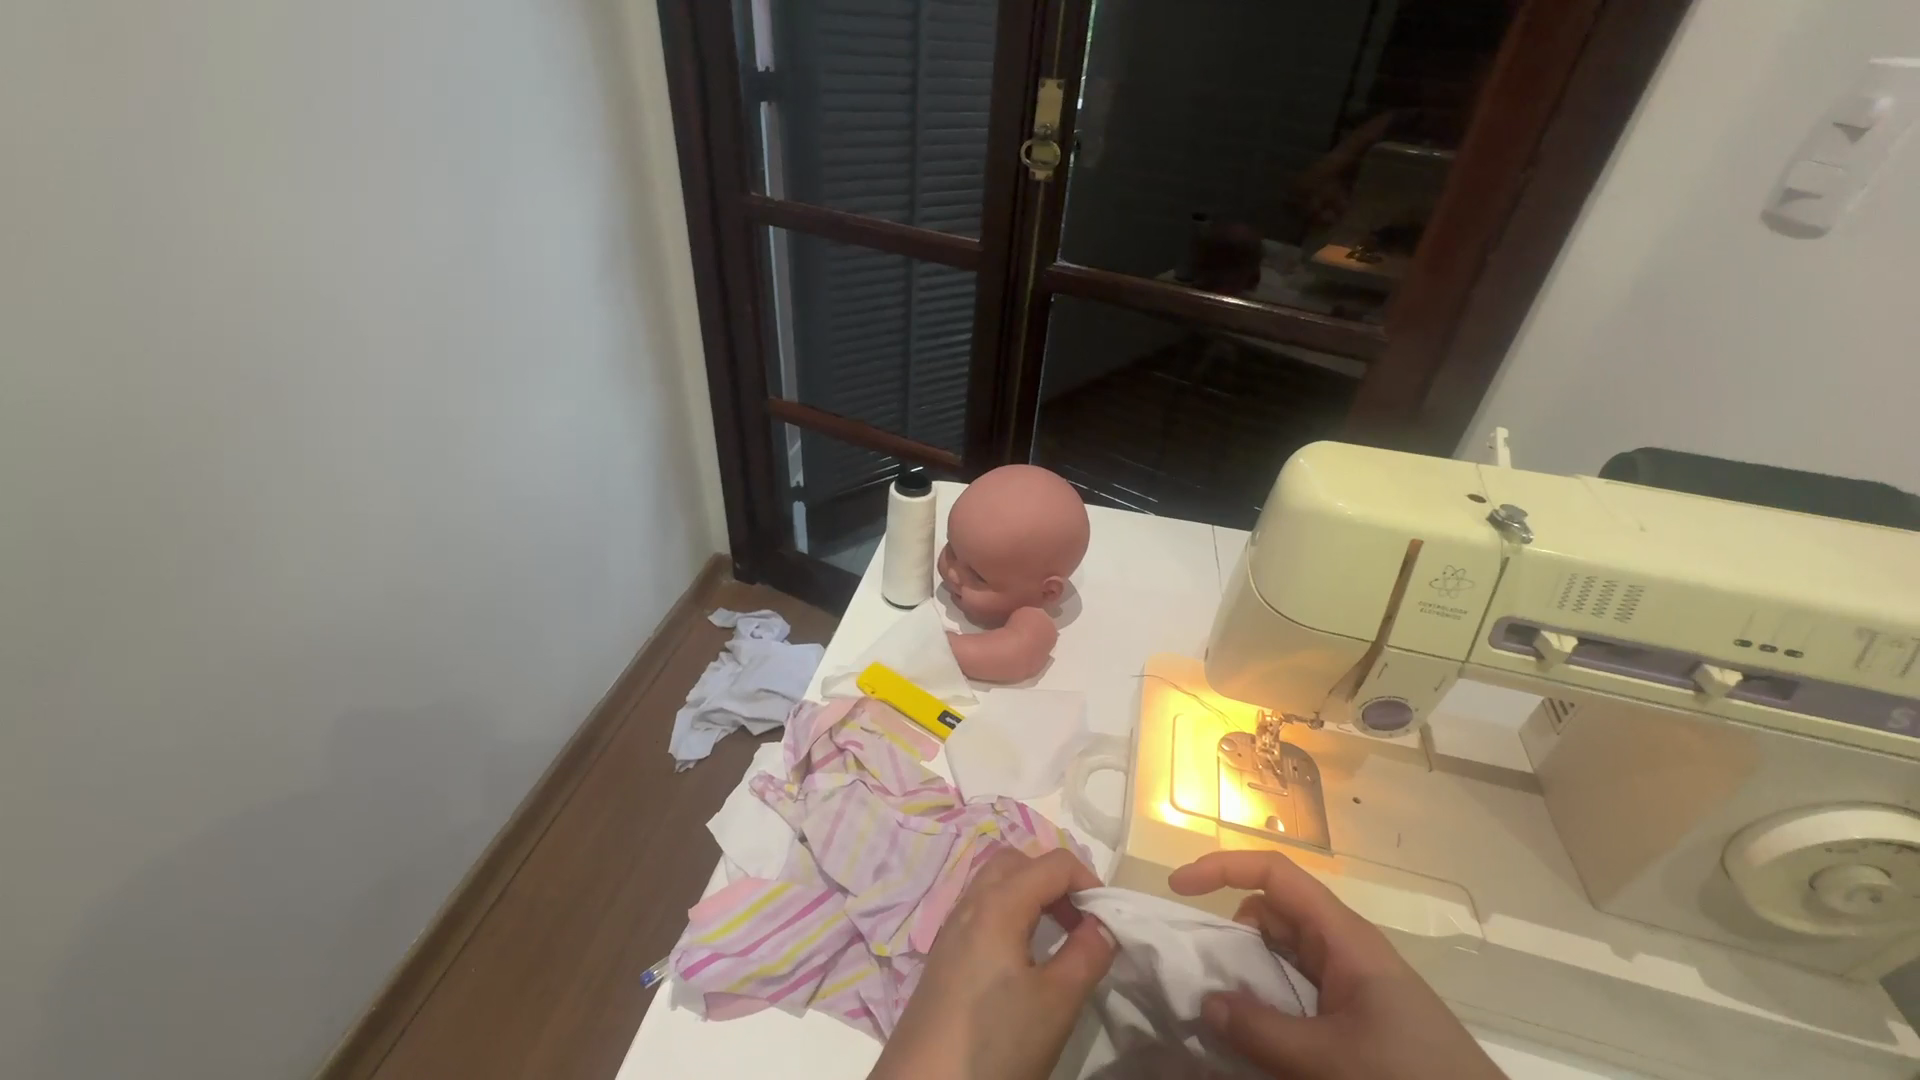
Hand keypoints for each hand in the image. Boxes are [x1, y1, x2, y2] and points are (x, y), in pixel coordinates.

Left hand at [870, 848, 1114, 1079]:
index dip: (1088, 880)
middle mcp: (970, 903)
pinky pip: (980, 909)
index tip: (1108, 919)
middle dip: (1055, 879)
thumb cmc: (996, 1041)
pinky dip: (1009, 913)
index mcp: (998, 903)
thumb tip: (1104, 923)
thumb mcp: (1057, 1002)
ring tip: (1056, 937)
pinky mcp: (943, 954)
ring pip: (995, 883)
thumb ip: (1087, 954)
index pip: (1053, 863)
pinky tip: (1021, 958)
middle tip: (1079, 920)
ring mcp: (951, 927)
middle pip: (1018, 862)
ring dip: (1031, 894)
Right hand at [1170, 851, 1504, 1079]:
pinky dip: (1267, 1007)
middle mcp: (1343, 950)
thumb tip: (1207, 1002)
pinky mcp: (1354, 1018)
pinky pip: (1296, 995)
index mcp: (1343, 937)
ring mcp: (1349, 985)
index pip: (1275, 874)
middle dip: (1228, 937)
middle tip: (1196, 978)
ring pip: (1280, 959)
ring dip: (1246, 978)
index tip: (1179, 889)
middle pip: (1270, 917)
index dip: (1223, 868)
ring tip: (1218, 1014)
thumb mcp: (1329, 1062)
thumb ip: (1262, 1031)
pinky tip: (1252, 1040)